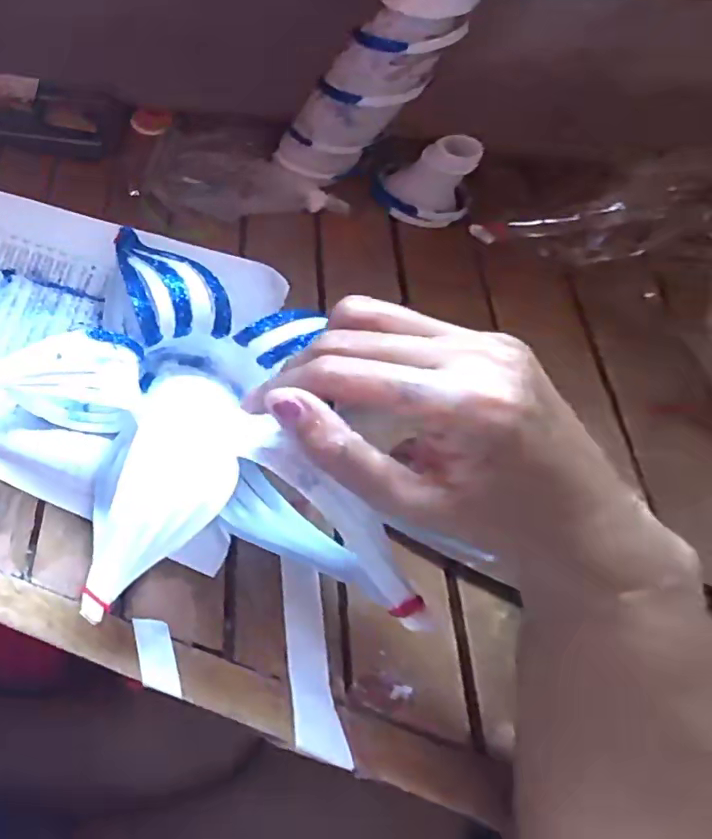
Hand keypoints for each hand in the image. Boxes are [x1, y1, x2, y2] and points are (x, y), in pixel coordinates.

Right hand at [256, 295, 699, 603]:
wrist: (593, 530)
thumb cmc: (494, 526)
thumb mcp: (404, 502)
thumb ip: (335, 451)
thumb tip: (277, 403)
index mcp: (469, 402)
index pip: (343, 372)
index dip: (284, 387)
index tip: (253, 411)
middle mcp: (480, 356)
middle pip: (345, 339)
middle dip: (296, 369)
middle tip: (276, 405)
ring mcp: (487, 340)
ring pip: (362, 316)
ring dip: (322, 350)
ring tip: (314, 389)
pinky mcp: (486, 338)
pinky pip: (392, 320)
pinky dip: (356, 343)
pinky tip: (356, 377)